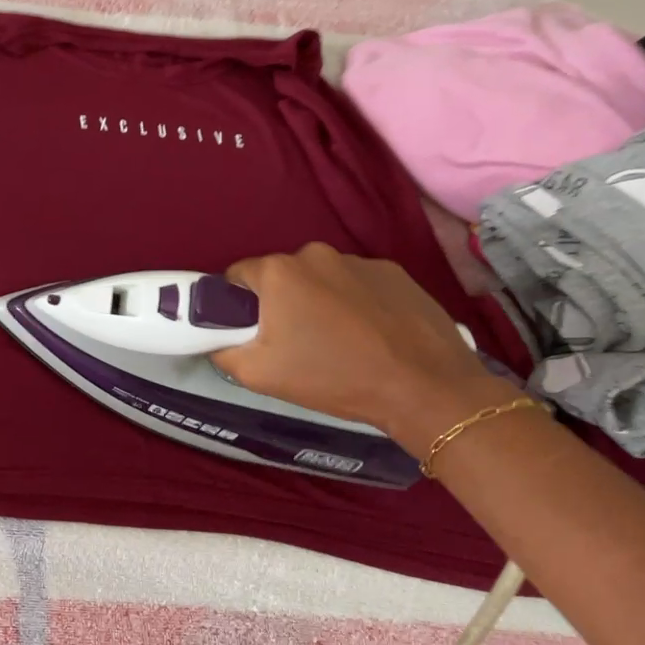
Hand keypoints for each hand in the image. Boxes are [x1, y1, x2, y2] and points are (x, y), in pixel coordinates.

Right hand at [210, 243, 511, 450]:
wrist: (427, 390)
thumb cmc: (334, 377)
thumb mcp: (257, 374)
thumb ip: (222, 350)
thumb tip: (217, 339)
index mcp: (278, 272)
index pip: (237, 276)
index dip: (238, 304)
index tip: (252, 332)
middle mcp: (315, 255)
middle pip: (281, 276)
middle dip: (281, 302)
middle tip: (294, 341)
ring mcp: (360, 262)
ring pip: (321, 279)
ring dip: (320, 301)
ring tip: (339, 339)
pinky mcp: (398, 274)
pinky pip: (359, 284)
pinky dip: (356, 303)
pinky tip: (371, 334)